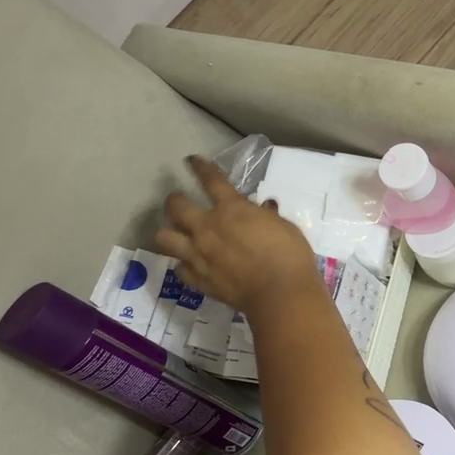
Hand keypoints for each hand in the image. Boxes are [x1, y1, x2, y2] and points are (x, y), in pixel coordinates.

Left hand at [155, 155, 320, 316]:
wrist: (280, 294)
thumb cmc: (290, 255)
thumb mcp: (285, 228)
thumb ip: (268, 217)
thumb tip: (265, 208)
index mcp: (232, 209)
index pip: (210, 180)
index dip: (199, 167)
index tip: (191, 161)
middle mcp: (207, 228)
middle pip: (176, 207)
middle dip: (174, 200)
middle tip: (179, 201)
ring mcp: (198, 254)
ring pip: (165, 237)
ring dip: (169, 232)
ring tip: (177, 233)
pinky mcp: (197, 279)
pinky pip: (180, 268)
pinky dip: (184, 264)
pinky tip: (191, 264)